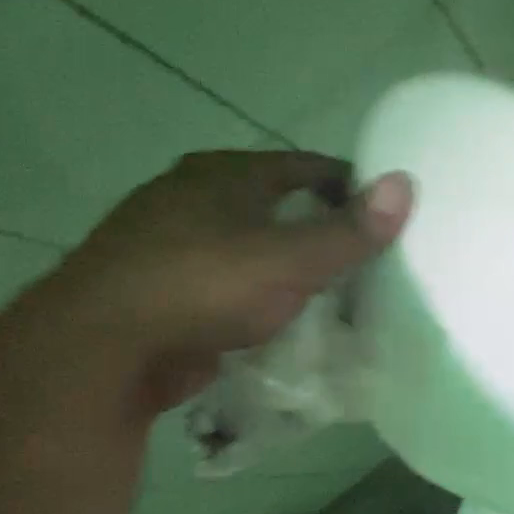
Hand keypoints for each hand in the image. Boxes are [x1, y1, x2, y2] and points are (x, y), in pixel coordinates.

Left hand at [5, 150, 413, 411]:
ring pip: (253, 246)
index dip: (352, 187)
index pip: (305, 166)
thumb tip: (407, 184)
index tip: (391, 218)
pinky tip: (288, 321)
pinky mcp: (166, 287)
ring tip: (339, 296)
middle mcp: (193, 195)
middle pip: (278, 205)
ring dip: (293, 267)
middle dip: (324, 230)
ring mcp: (173, 242)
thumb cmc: (203, 287)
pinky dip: (265, 296)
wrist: (106, 347)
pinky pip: (233, 283)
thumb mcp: (291, 259)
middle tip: (373, 263)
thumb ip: (350, 231)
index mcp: (223, 175)